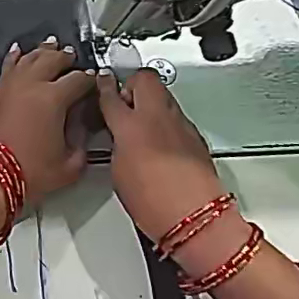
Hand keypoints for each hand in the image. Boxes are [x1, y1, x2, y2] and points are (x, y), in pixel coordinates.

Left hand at [0, 37, 94, 203]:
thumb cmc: (26, 172)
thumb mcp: (71, 162)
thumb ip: (82, 138)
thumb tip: (82, 125)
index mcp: (54, 98)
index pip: (80, 79)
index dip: (91, 79)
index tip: (95, 81)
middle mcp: (31, 86)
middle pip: (54, 59)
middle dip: (67, 58)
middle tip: (75, 58)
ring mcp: (12, 87)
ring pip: (30, 58)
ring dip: (44, 51)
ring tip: (52, 46)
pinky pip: (9, 67)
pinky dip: (16, 57)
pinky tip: (18, 51)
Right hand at [95, 69, 224, 238]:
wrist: (195, 218)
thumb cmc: (157, 202)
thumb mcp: (118, 172)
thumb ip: (116, 143)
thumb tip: (118, 137)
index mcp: (130, 126)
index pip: (110, 93)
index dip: (103, 86)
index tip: (102, 83)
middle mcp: (158, 118)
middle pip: (144, 79)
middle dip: (131, 84)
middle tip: (123, 98)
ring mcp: (180, 125)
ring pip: (163, 95)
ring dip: (150, 101)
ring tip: (141, 121)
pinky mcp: (195, 136)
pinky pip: (176, 116)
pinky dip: (165, 121)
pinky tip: (159, 141)